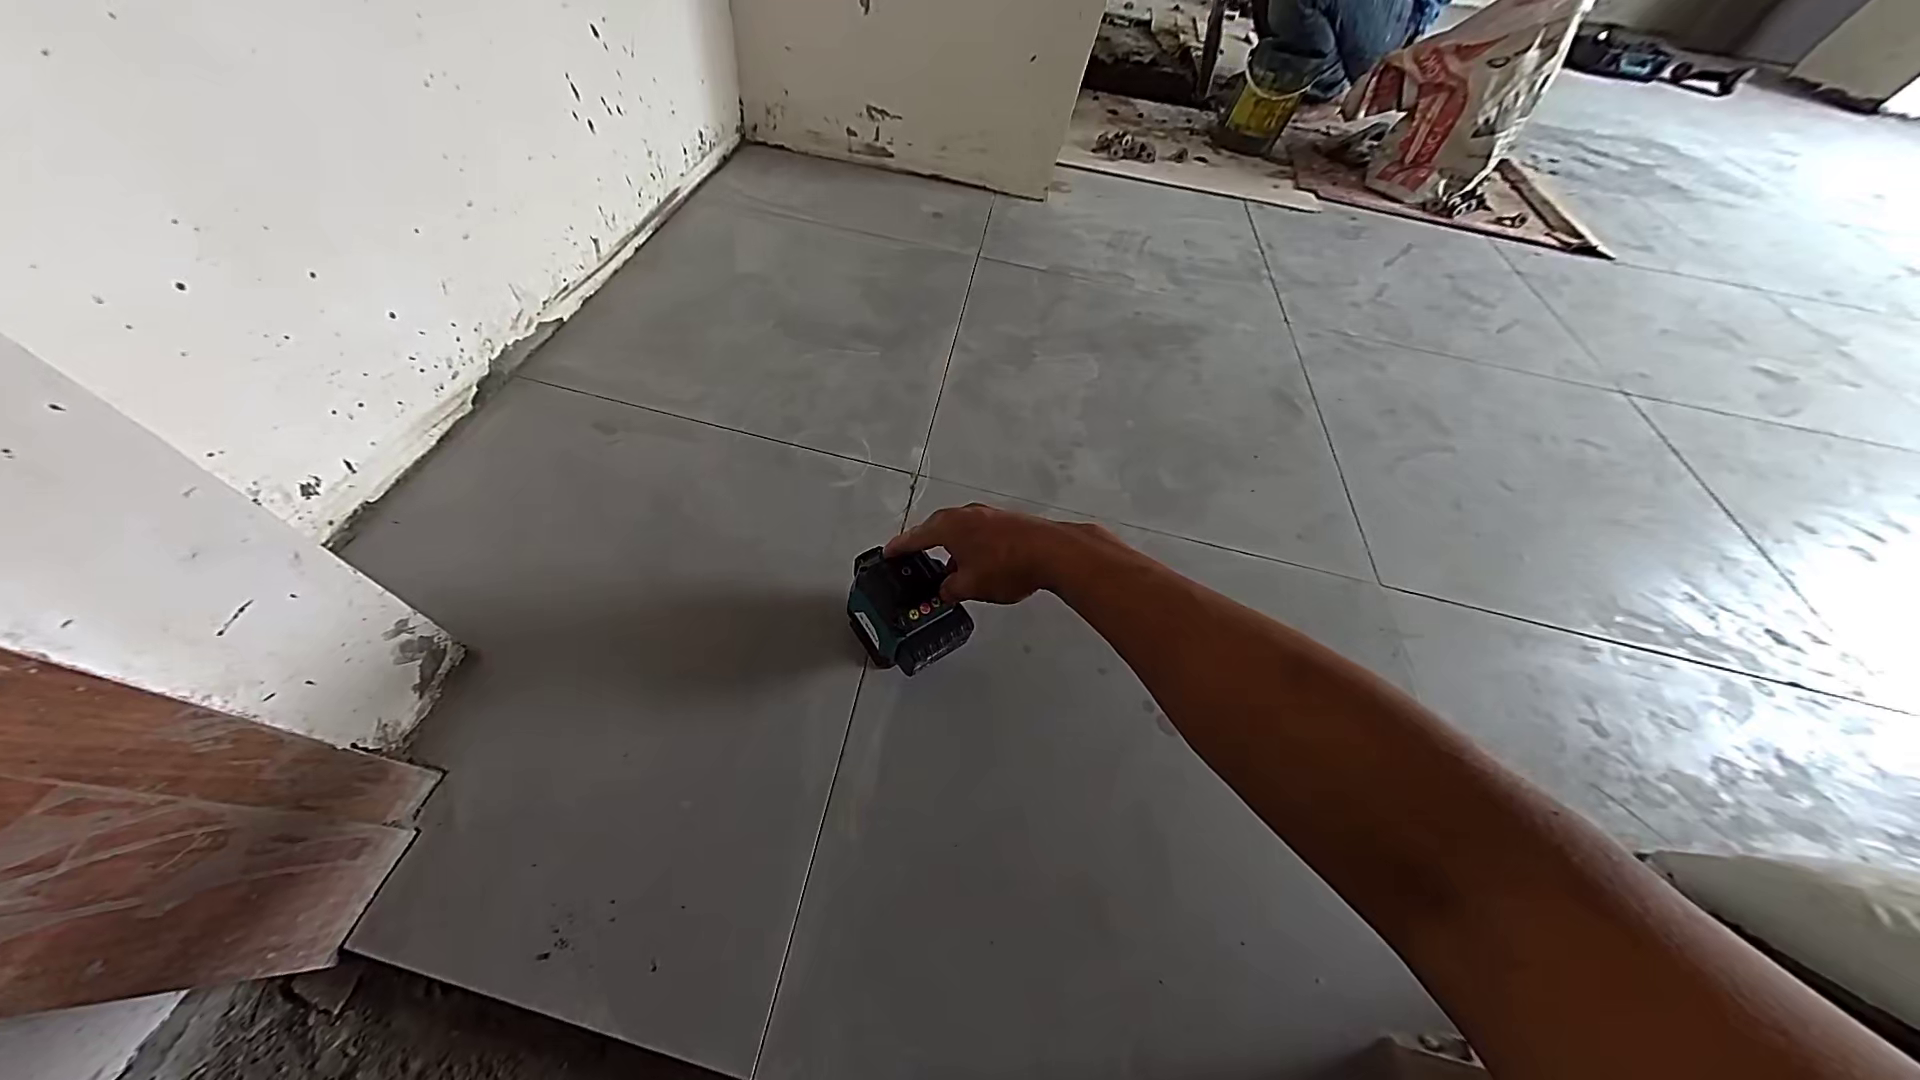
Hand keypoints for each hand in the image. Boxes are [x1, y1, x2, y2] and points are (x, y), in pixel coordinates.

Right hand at [885, 503, 1100, 604]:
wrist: (1053, 552)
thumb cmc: (1012, 563)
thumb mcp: (970, 586)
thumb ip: (951, 589)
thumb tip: (947, 590)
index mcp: (948, 526)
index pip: (913, 538)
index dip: (898, 549)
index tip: (889, 553)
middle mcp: (966, 514)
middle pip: (937, 531)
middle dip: (928, 549)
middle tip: (918, 562)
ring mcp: (988, 515)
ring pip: (961, 533)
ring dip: (955, 552)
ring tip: (956, 574)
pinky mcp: (1007, 522)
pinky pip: (981, 535)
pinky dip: (975, 549)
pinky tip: (984, 567)